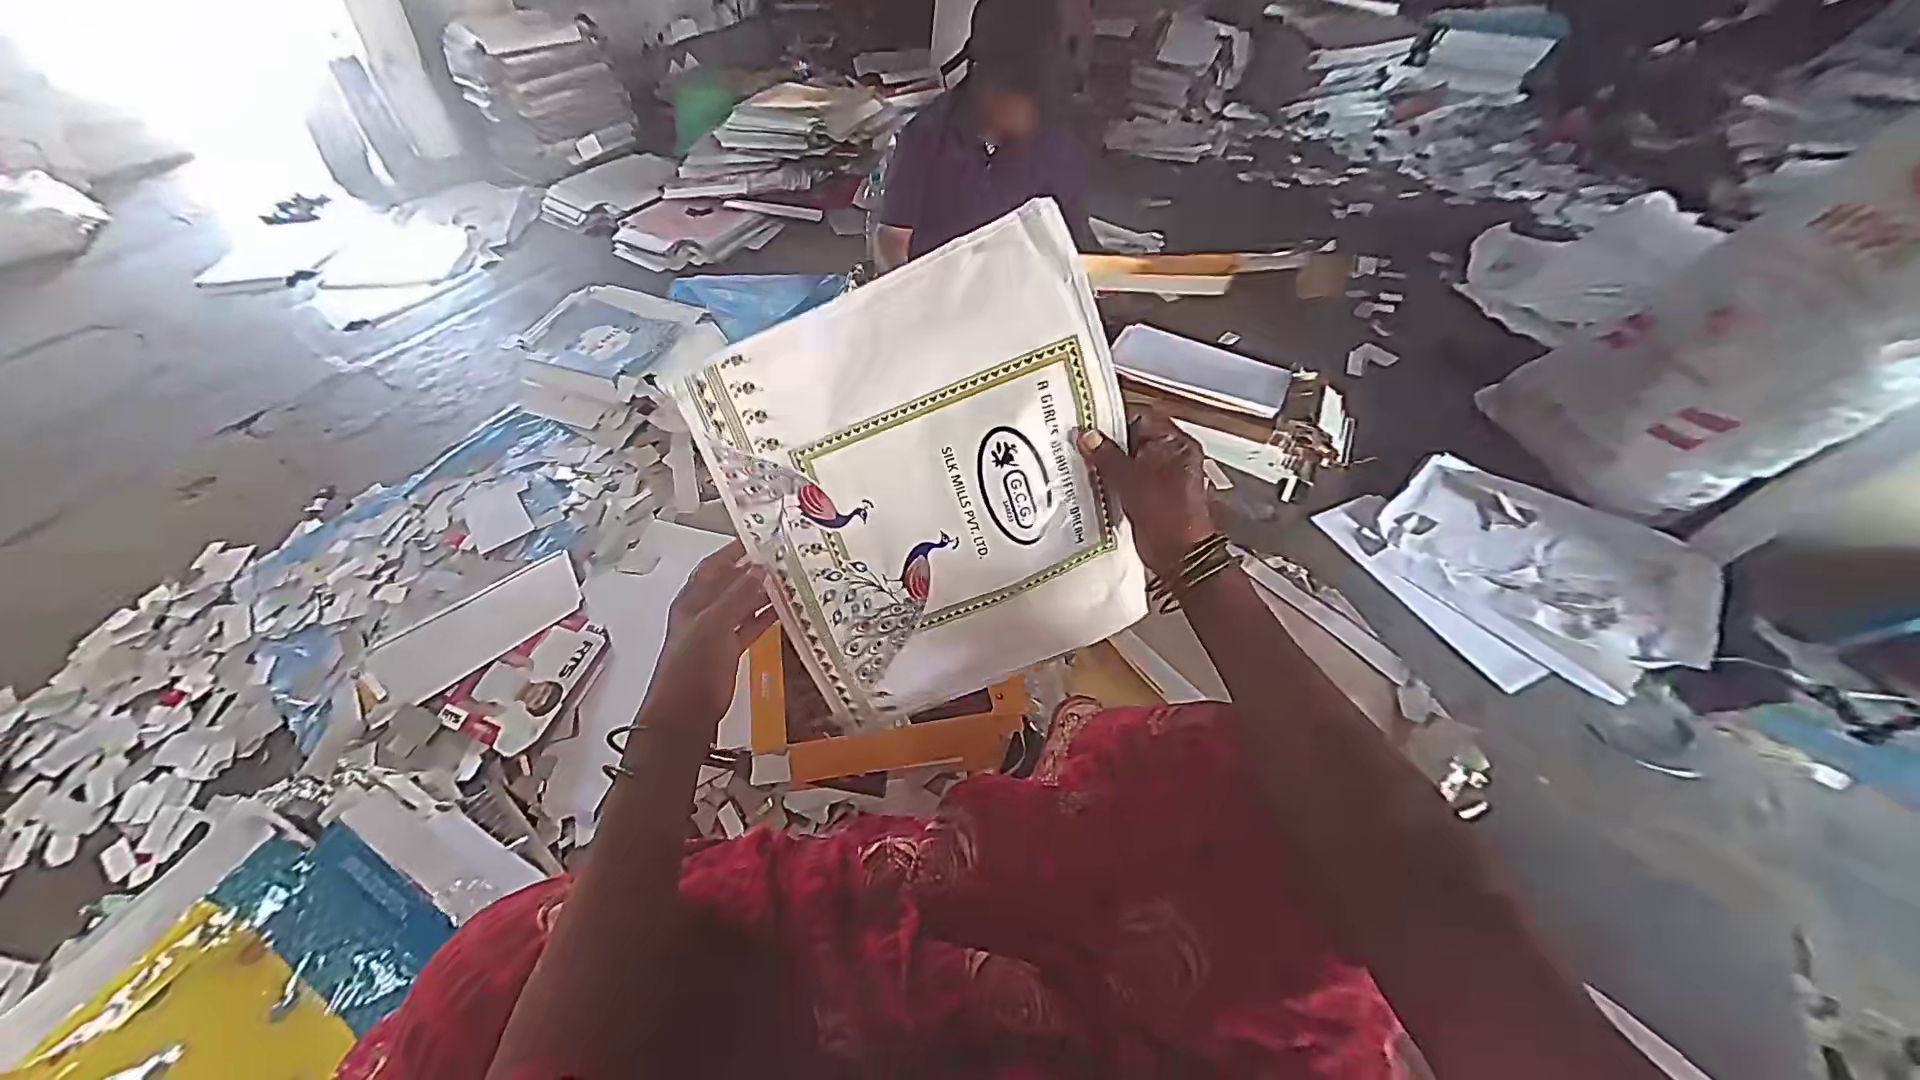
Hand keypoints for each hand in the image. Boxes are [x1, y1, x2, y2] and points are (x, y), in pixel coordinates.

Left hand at [636, 540, 777, 737]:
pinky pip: (750, 626)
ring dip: (763, 593)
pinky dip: (765, 617)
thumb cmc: (693, 664)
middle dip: (755, 571)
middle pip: (731, 584)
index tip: (762, 538)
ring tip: (792, 581)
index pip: (714, 565)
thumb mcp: (714, 624)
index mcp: (692, 599)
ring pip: (743, 604)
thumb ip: (738, 596)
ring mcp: (717, 631)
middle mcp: (704, 611)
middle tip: (786, 559)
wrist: (686, 711)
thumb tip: (762, 568)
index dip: (734, 551)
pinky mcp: (729, 650)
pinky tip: (786, 610)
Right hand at [1077, 410, 1215, 579]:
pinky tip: (1098, 486)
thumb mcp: (1128, 478)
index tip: (1087, 424)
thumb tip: (1087, 436)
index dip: (1112, 419)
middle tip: (1081, 445)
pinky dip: (1116, 482)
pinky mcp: (1156, 497)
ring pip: (1132, 462)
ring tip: (1086, 465)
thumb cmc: (1165, 513)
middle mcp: (1174, 456)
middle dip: (1108, 444)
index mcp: (1175, 442)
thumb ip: (1106, 454)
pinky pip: (1132, 481)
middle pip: (1135, 440)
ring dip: (1111, 465)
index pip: (1140, 417)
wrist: (1178, 554)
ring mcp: (1166, 477)